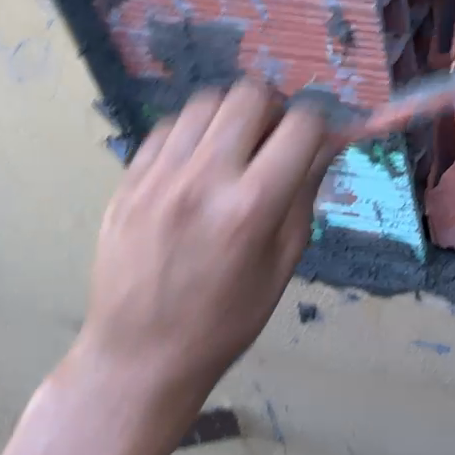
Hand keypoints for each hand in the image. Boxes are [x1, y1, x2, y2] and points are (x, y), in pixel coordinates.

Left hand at [68, 79, 336, 407]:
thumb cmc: (226, 319)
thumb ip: (305, 192)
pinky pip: (167, 126)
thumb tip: (328, 142)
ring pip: (207, 102)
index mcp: (252, 206)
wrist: (138, 358)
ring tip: (234, 146)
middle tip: (273, 139)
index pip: (302, 124)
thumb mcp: (284, 261)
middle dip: (274, 109)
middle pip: (250, 96)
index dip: (319, 125)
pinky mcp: (127, 182)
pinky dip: (192, 132)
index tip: (316, 140)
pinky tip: (196, 162)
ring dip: (231, 115)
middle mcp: (205, 180)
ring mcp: (159, 178)